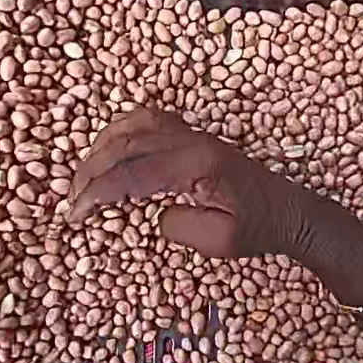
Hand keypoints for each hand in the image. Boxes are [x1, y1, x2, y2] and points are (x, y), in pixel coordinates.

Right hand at [67, 108, 315, 258]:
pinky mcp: (194, 136)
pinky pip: (149, 119)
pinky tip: (110, 147)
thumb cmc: (260, 228)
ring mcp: (194, 134)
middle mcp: (193, 141)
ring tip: (84, 174)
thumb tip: (152, 214)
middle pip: (126, 143)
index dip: (99, 192)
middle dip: (91, 170)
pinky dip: (122, 131)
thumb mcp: (221, 242)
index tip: (77, 213)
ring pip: (135, 123)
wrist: (290, 210)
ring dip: (102, 146)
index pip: (133, 173)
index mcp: (198, 165)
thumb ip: (179, 227)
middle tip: (73, 198)